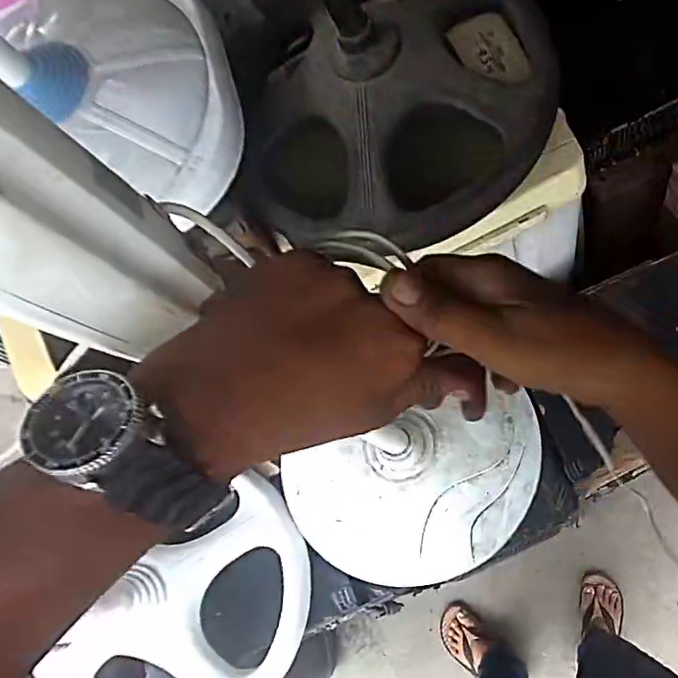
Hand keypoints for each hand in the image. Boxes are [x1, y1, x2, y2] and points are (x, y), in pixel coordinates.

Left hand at [130, 252, 484, 476]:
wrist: (211, 403)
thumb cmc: (295, 417)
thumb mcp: (375, 411)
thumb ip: (427, 384)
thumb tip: (466, 376)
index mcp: (400, 343)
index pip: (436, 325)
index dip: (418, 339)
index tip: (397, 351)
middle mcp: (371, 301)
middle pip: (394, 304)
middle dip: (377, 326)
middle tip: (344, 352)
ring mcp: (326, 275)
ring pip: (351, 287)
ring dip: (338, 307)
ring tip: (304, 338)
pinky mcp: (288, 261)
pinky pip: (314, 272)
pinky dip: (306, 292)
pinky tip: (284, 320)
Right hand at [380, 254, 677, 415]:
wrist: (623, 372)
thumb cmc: (557, 354)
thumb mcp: (492, 337)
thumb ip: (442, 312)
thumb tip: (388, 281)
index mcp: (487, 273)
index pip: (423, 272)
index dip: (404, 305)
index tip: (400, 345)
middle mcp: (500, 281)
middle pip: (446, 301)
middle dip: (434, 340)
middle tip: (431, 380)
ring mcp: (520, 305)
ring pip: (472, 326)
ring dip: (464, 359)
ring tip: (468, 396)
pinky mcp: (535, 328)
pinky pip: (498, 341)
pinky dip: (493, 364)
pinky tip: (503, 389)